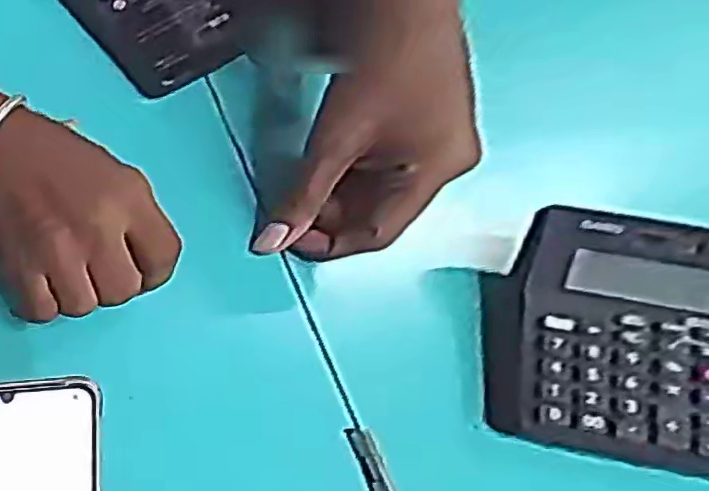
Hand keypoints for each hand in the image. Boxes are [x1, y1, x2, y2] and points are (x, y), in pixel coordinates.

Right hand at [0, 109, 181, 320]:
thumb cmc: (47, 156)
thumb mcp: (111, 172)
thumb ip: (130, 215)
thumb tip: (132, 258)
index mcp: (126, 198)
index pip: (163, 259)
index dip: (151, 275)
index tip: (135, 274)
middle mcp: (97, 229)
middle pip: (121, 292)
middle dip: (107, 287)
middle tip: (89, 274)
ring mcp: (57, 254)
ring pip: (82, 307)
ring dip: (71, 297)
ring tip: (58, 277)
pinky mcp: (19, 272)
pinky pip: (42, 313)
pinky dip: (39, 306)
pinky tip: (35, 286)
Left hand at [252, 0, 479, 259]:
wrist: (397, 9)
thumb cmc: (388, 60)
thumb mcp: (332, 147)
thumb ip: (300, 200)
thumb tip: (272, 241)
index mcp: (439, 169)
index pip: (374, 234)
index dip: (326, 245)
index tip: (288, 242)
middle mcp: (441, 162)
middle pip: (367, 217)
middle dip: (321, 221)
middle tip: (284, 217)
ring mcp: (426, 147)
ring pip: (362, 198)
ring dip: (324, 201)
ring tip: (295, 190)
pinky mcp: (408, 135)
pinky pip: (365, 175)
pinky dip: (333, 181)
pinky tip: (312, 173)